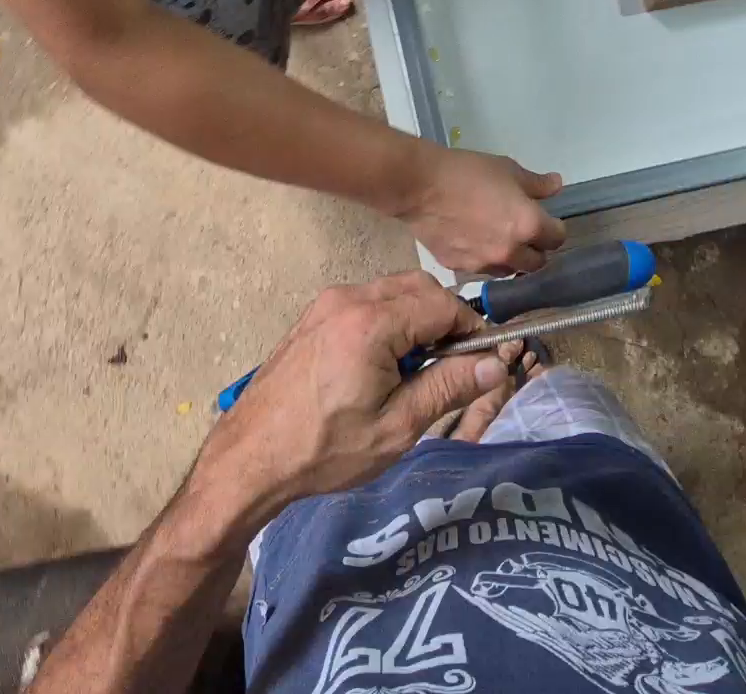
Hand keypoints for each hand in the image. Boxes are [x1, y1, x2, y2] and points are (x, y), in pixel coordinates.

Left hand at [195, 273, 510, 522]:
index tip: (482, 360)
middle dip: (446, 318)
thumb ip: (448, 387)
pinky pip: (366, 302)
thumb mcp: (396, 427)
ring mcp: (326, 303)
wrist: (250, 457)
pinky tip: (385, 362)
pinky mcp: (314, 315)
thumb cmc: (324, 450)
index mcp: (370, 323)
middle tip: (453, 365)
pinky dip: (389, 319)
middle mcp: (347, 299)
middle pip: (419, 287)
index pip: (443, 304)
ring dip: (417, 318)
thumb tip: (495, 364)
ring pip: (393, 291)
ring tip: (418, 369)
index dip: (471, 329)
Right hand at [396, 147, 566, 273]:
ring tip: (496, 240)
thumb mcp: (507, 169)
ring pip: (508, 270)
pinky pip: (480, 269)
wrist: (421, 186)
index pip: (557, 239)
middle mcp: (511, 252)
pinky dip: (481, 259)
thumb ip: (536, 184)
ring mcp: (484, 264)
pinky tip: (471, 241)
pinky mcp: (459, 268)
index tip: (545, 220)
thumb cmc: (467, 172)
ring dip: (509, 259)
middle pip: (536, 263)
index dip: (553, 228)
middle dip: (534, 249)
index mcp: (529, 226)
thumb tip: (557, 185)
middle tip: (522, 232)